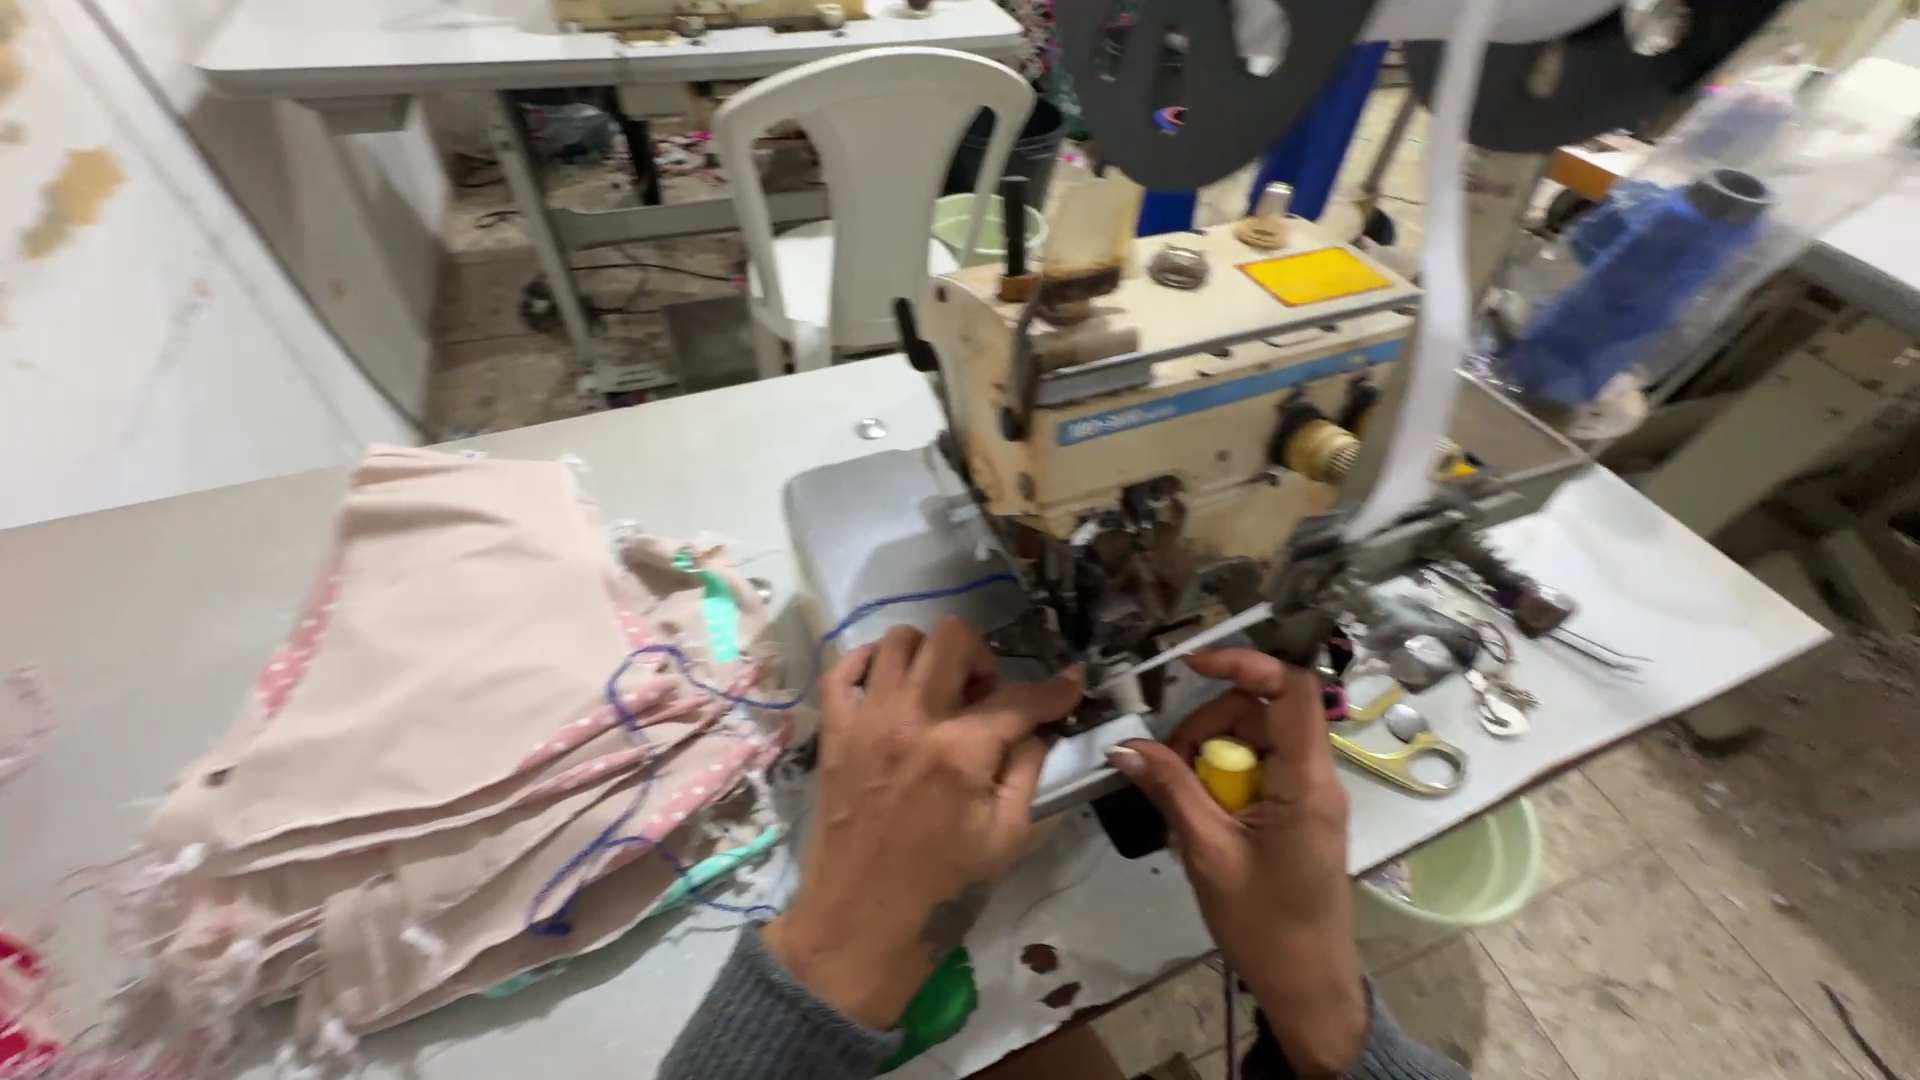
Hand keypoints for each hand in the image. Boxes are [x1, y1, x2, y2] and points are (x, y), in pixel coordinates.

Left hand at [764, 618, 1084, 1028]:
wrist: (859, 926)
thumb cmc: (941, 889)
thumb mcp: (1007, 837)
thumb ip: (1026, 768)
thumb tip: (1035, 727)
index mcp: (959, 751)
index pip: (1019, 698)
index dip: (1056, 688)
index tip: (1072, 680)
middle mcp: (911, 720)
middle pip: (952, 640)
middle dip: (984, 657)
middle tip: (988, 696)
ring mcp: (866, 720)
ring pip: (898, 640)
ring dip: (931, 655)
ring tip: (941, 692)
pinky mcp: (835, 732)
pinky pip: (842, 669)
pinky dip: (870, 662)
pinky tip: (891, 682)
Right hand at [1105, 649, 1367, 1077]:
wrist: (1308, 988)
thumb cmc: (1265, 926)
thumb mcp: (1208, 852)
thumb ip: (1170, 789)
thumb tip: (1123, 745)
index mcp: (1306, 782)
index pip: (1292, 690)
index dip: (1246, 664)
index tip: (1192, 666)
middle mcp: (1314, 776)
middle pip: (1259, 711)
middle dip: (1205, 724)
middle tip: (1166, 764)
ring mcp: (1305, 792)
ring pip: (1251, 737)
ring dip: (1206, 752)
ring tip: (1177, 795)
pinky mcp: (1293, 809)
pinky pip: (1253, 766)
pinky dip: (1217, 775)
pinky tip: (1195, 809)